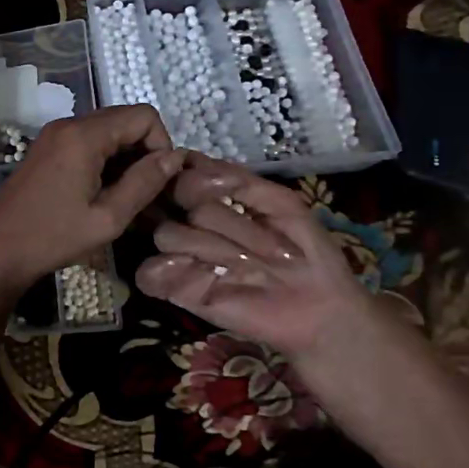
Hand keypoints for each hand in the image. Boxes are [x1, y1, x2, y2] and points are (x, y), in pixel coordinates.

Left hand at [0, 105, 183, 289]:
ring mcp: (52, 135)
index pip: (143, 115)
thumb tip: (174, 157)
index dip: (161, 144)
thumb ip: (144, 183)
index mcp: (83, 135)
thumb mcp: (108, 217)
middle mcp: (67, 124)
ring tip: (124, 196)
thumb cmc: (53, 237)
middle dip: (143, 150)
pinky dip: (102, 159)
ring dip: (123, 157)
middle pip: (123, 119)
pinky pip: (85, 142)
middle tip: (144, 191)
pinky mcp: (44, 149)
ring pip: (105, 131)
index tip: (158, 180)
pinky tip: (100, 192)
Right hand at [136, 151, 373, 357]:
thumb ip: (237, 180)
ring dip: (213, 248)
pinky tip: (210, 279)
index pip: (180, 174)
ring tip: (247, 266)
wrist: (318, 308)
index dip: (196, 178)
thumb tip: (187, 159)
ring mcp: (181, 256)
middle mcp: (189, 223)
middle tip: (257, 244)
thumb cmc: (304, 252)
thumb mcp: (281, 204)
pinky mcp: (177, 290)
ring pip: (167, 235)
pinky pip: (149, 273)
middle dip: (223, 220)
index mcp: (212, 199)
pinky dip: (172, 271)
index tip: (227, 190)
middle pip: (176, 202)